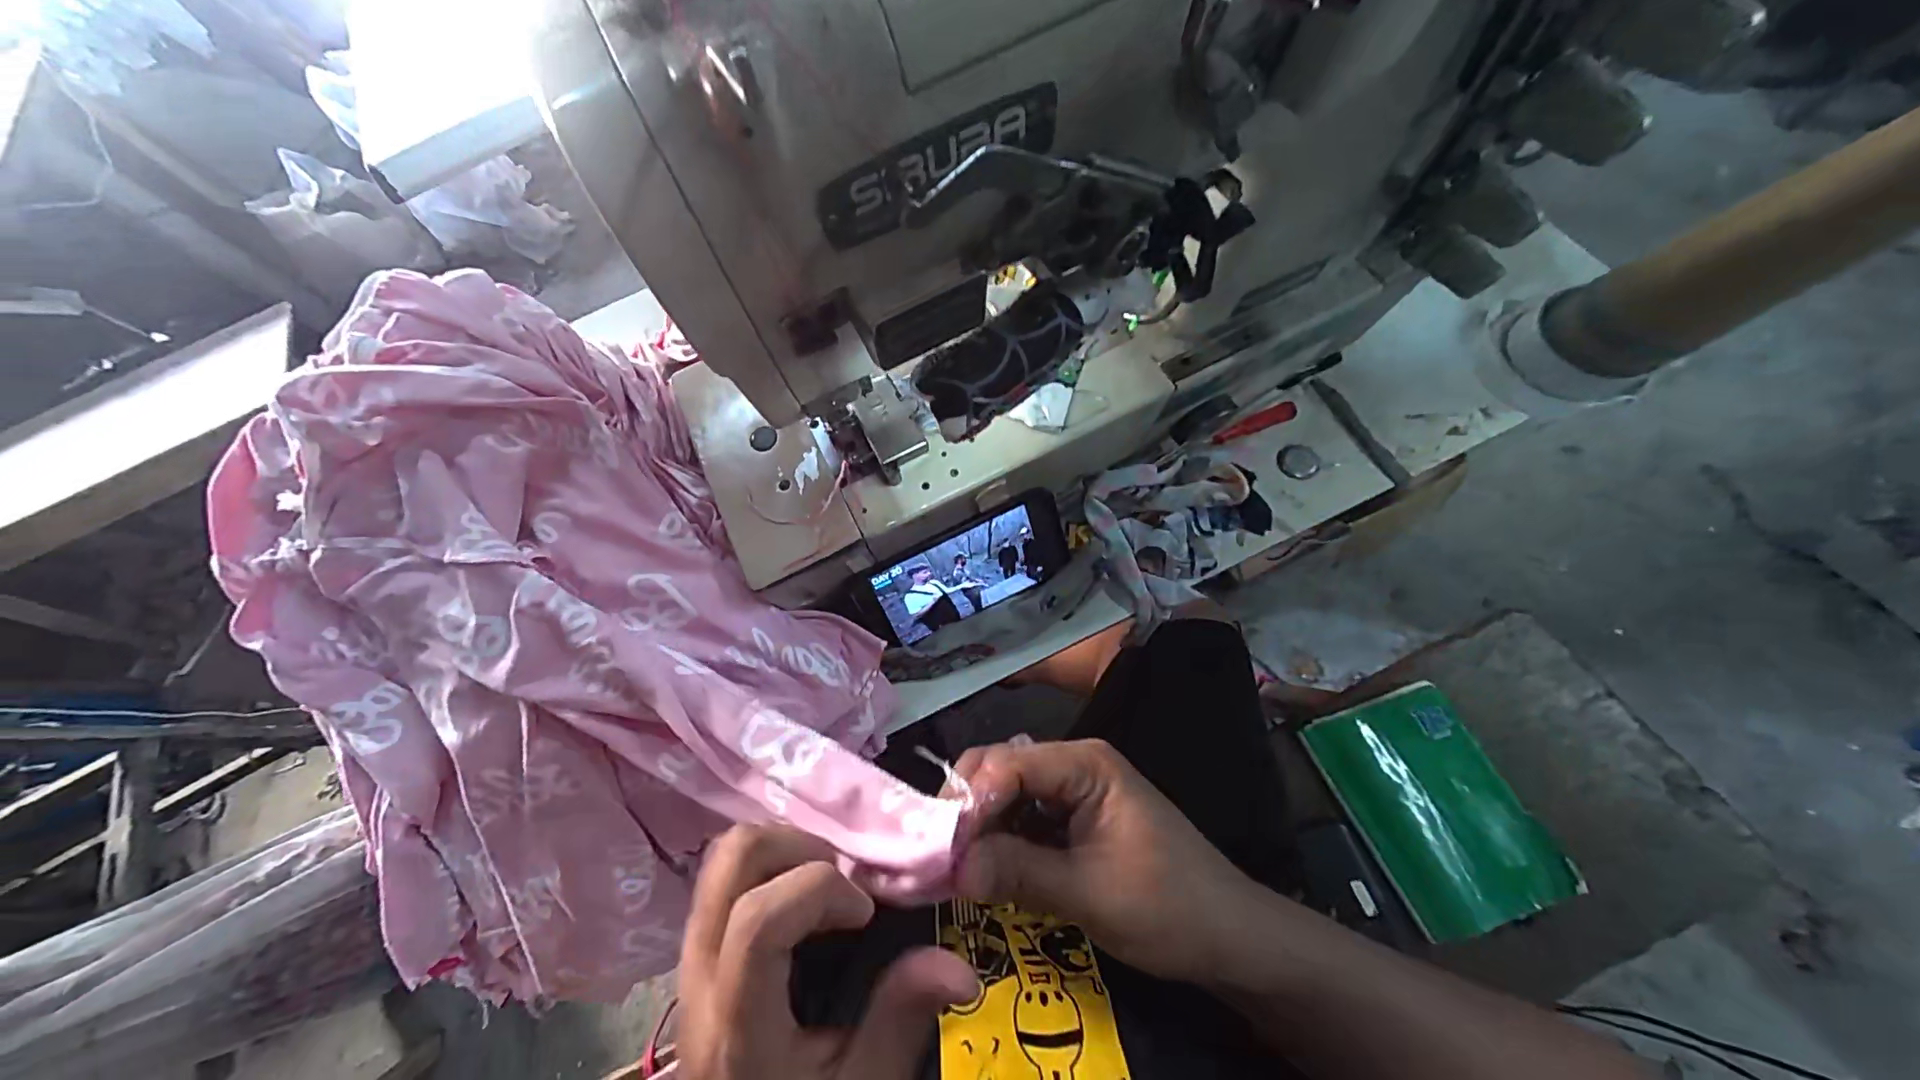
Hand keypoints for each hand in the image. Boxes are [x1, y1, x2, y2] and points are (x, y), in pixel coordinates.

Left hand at [675, 825, 978, 1079]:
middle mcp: (699, 973)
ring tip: (830, 889)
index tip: (865, 912)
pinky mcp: (698, 945)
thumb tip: (960, 968)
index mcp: (737, 1020)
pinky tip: (808, 902)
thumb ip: (899, 1021)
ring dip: (789, 850)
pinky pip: (727, 872)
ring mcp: (692, 953)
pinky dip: (774, 863)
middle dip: (803, 847)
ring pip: (726, 853)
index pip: (758, 919)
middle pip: (734, 857)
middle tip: (845, 885)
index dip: (821, 892)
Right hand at [951, 739, 1267, 987]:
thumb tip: (952, 869)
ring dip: (978, 824)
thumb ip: (1019, 872)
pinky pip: (1021, 814)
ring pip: (1005, 790)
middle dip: (967, 807)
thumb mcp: (1090, 894)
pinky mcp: (1071, 815)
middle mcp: (1074, 763)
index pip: (1008, 764)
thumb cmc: (1168, 908)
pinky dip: (997, 837)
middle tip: (939, 856)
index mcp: (1086, 764)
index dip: (970, 802)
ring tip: (952, 865)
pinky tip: (983, 865)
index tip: (941, 849)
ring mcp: (1073, 788)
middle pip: (1000, 767)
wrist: (1228, 936)